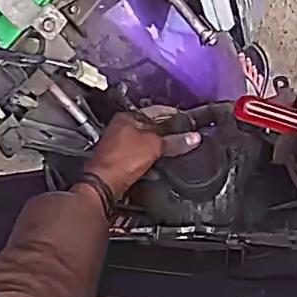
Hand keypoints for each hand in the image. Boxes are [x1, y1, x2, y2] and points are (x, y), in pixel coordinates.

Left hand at [82, 108, 202, 197]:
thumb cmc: (121, 160)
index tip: (187, 122)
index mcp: (127, 118)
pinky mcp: (119, 163)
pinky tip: (157, 171)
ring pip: (144, 145)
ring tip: (172, 154)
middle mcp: (120, 129)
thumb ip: (174, 141)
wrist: (104, 184)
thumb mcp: (154, 146)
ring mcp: (119, 147)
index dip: (173, 116)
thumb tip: (192, 137)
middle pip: (150, 129)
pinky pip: (139, 161)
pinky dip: (149, 164)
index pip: (155, 111)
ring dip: (158, 151)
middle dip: (166, 136)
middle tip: (182, 139)